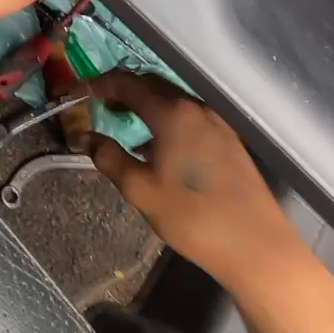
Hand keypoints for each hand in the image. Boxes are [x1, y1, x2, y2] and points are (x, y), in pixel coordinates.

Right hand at [80, 72, 306, 295]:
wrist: (258, 248)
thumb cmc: (193, 217)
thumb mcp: (139, 189)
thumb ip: (108, 157)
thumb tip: (82, 136)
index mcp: (172, 113)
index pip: (126, 83)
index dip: (96, 84)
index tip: (74, 93)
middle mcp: (196, 108)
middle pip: (151, 85)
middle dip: (120, 89)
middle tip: (96, 104)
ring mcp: (217, 123)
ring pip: (172, 100)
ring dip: (144, 104)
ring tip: (122, 123)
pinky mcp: (229, 141)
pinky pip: (189, 116)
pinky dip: (165, 119)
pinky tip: (157, 146)